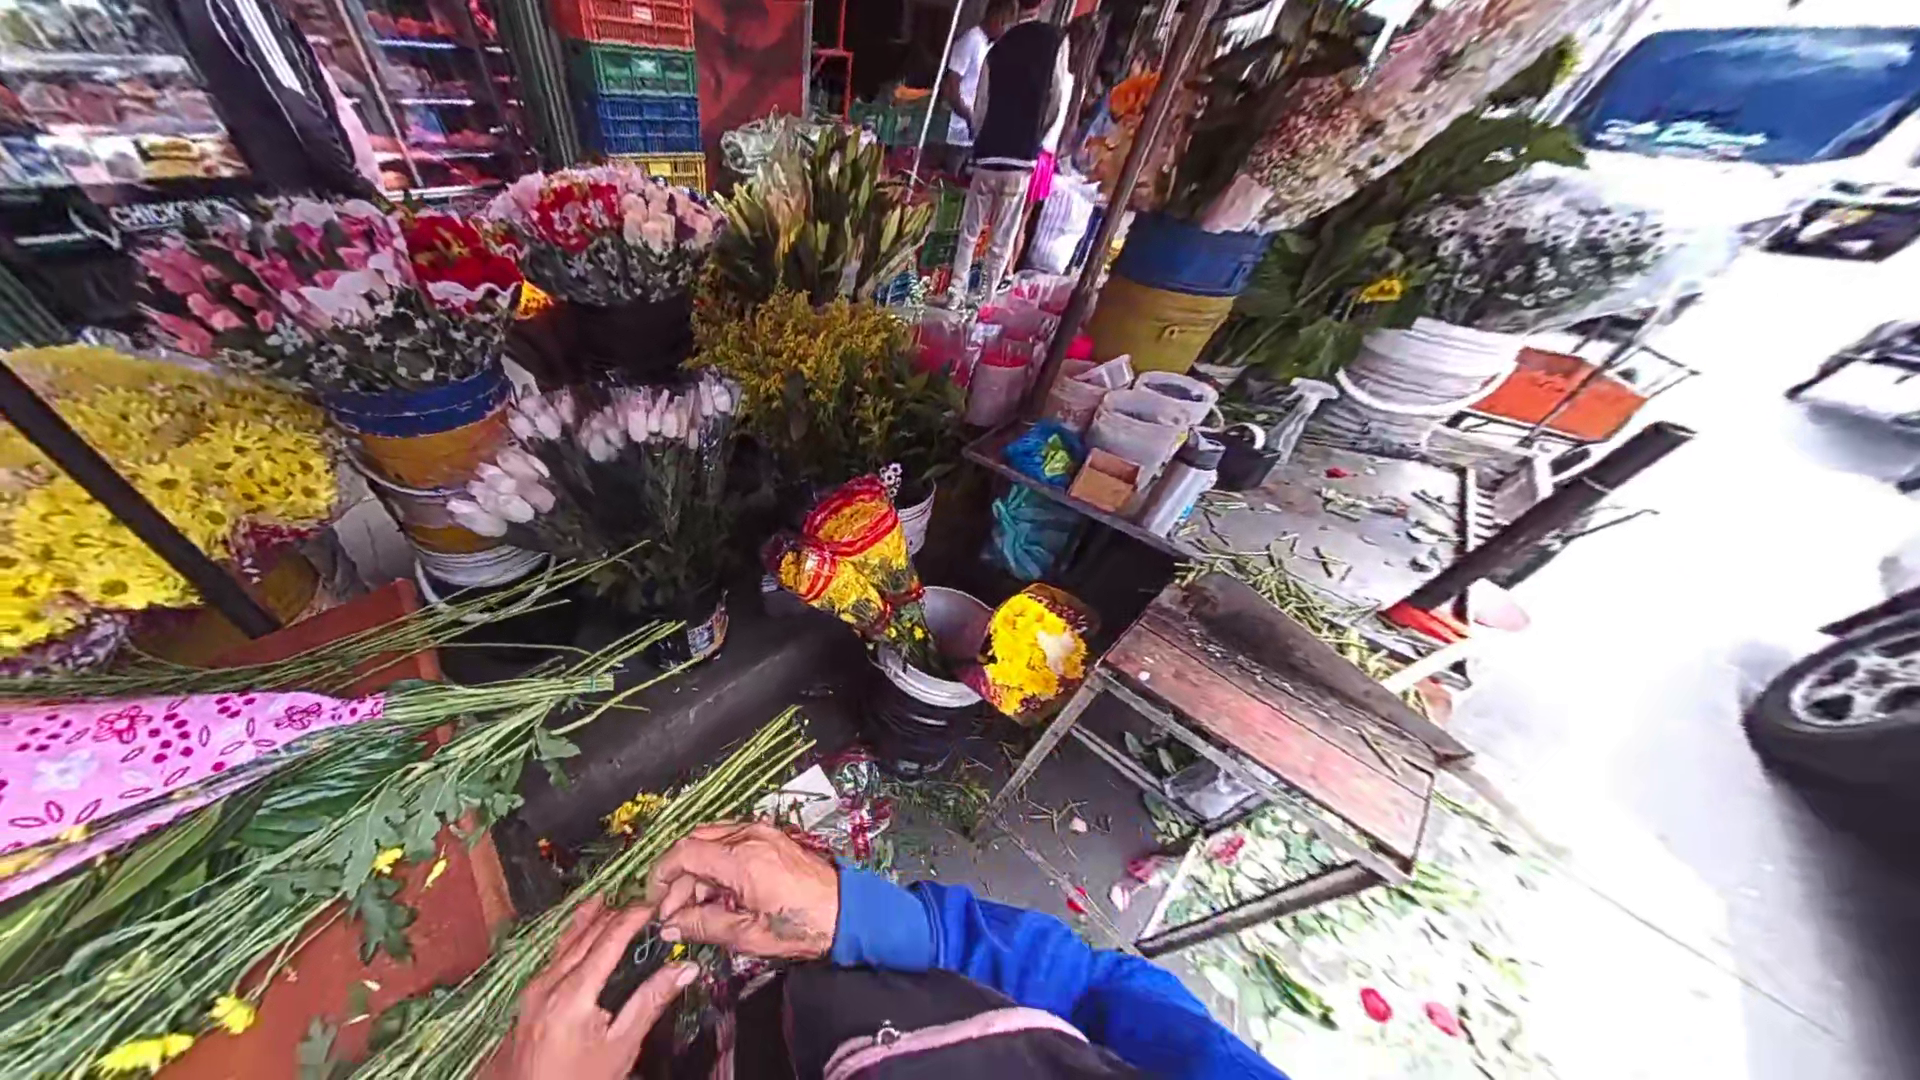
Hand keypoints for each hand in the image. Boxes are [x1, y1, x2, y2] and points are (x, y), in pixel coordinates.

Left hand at [487, 897, 696, 1079]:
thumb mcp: (620, 1047)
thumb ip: (652, 1000)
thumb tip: (688, 966)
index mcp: (572, 994)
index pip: (610, 937)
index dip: (636, 915)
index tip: (659, 904)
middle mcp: (548, 985)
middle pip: (587, 933)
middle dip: (618, 912)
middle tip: (646, 902)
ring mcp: (532, 993)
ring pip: (567, 941)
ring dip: (593, 919)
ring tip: (615, 899)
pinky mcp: (526, 1002)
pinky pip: (555, 956)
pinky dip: (574, 936)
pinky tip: (583, 929)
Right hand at [645, 822, 838, 959]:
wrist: (841, 909)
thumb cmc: (795, 925)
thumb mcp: (744, 935)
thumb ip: (702, 925)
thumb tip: (668, 925)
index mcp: (740, 858)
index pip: (684, 852)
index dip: (661, 876)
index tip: (654, 903)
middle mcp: (749, 835)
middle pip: (695, 842)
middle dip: (678, 875)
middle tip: (675, 913)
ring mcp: (762, 832)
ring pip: (712, 839)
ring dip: (697, 869)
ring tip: (698, 907)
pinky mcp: (771, 836)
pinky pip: (732, 840)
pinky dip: (717, 861)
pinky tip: (720, 892)